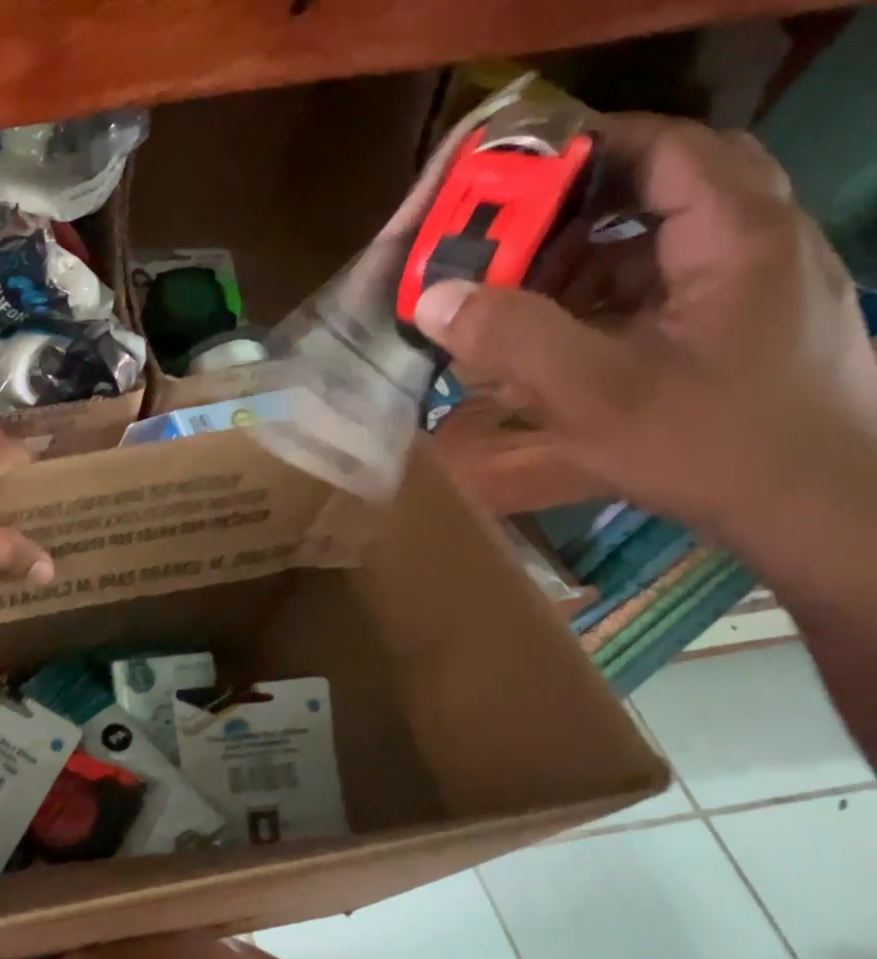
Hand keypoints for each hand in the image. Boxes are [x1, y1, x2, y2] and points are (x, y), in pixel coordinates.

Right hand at [414, 114, 876, 564]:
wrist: (825, 512)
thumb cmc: (714, 445)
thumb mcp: (596, 395)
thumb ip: (514, 339)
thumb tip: (434, 297)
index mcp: (737, 236)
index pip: (664, 146)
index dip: (581, 150)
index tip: (503, 181)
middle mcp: (761, 240)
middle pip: (667, 181)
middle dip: (579, 201)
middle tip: (510, 233)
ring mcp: (761, 282)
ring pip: (668, 231)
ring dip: (589, 248)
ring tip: (523, 288)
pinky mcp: (750, 321)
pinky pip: (673, 276)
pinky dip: (612, 286)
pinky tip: (567, 330)